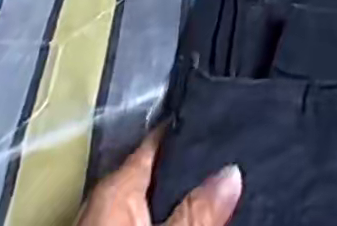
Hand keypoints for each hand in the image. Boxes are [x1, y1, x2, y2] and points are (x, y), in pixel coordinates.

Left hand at [77, 127, 240, 225]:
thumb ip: (197, 212)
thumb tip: (231, 172)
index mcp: (116, 190)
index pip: (159, 140)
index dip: (191, 129)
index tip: (224, 120)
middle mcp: (103, 206)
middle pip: (156, 173)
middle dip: (191, 172)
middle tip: (233, 165)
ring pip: (149, 205)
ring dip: (179, 205)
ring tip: (218, 202)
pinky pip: (142, 224)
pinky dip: (165, 223)